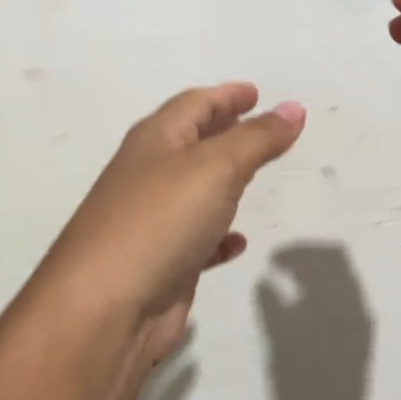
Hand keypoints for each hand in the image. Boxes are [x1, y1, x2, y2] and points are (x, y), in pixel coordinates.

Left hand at [35, 82, 304, 359]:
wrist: (107, 307)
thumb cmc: (159, 222)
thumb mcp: (216, 168)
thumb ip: (257, 139)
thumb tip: (293, 108)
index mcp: (155, 142)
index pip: (193, 105)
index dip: (226, 96)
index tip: (256, 92)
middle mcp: (149, 176)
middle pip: (191, 143)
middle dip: (224, 131)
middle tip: (258, 125)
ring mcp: (153, 222)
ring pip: (195, 191)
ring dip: (224, 180)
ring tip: (256, 175)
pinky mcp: (163, 263)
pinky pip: (198, 239)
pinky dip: (220, 234)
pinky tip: (237, 242)